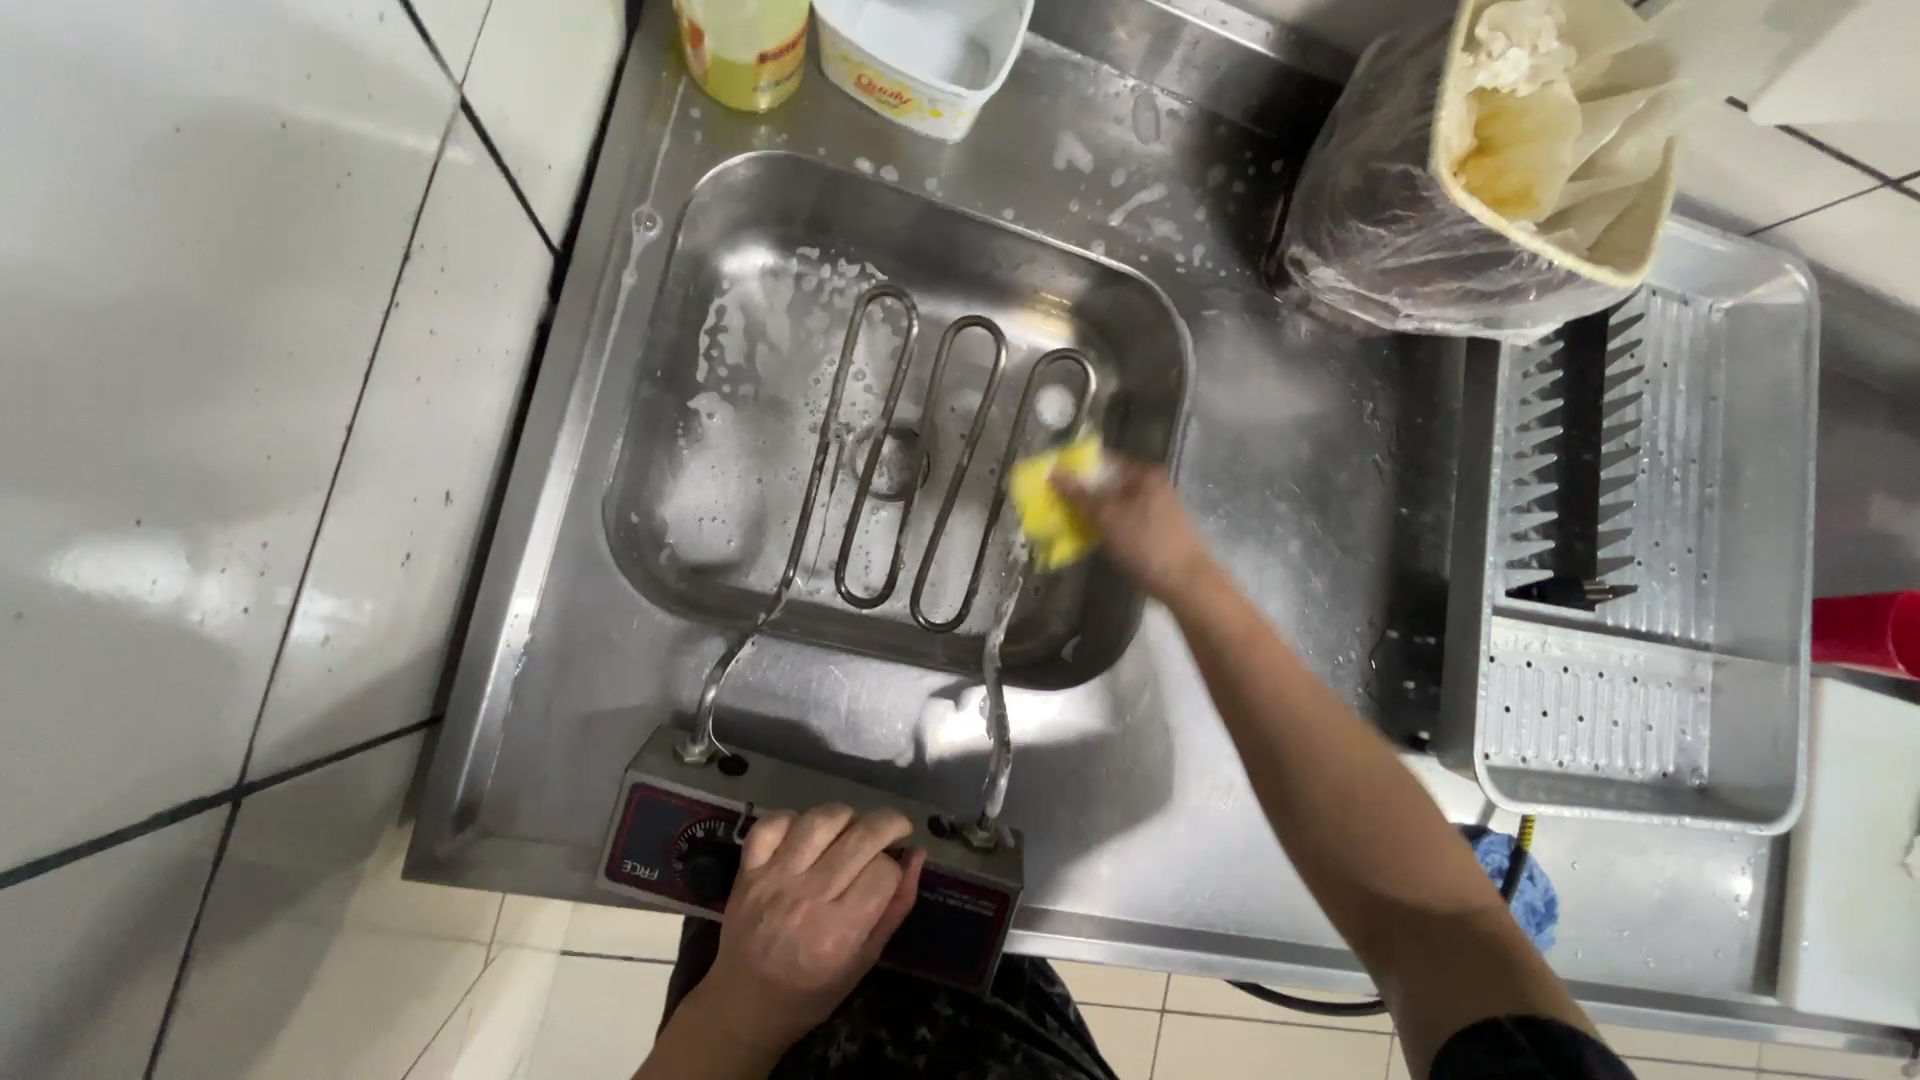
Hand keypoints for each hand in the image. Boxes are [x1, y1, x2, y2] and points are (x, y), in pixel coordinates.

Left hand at [695, 805, 924, 1054]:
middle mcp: (807, 899)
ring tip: (853, 829)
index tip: (891, 873)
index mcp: (838, 932)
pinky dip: (794, 818)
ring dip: (847, 816)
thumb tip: (917, 855)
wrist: (743, 1005)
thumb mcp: (864, 961)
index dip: (895, 866)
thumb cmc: (811, 991)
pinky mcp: (748, 870)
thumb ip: (895, 907)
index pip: (884, 871)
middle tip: (895, 830)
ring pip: (820, 820)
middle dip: (889, 824)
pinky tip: (807, 833)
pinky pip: (773, 824)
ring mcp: (773, 880)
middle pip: (861, 836)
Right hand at [1052, 455, 1214, 600]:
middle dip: (1083, 495)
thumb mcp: (1107, 516)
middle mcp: (1153, 486)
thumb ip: (1079, 494)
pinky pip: (1125, 522)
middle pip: (1109, 484)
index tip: (1053, 481)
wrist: (1186, 583)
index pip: (1104, 461)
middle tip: (1056, 506)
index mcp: (1144, 473)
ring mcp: (1158, 509)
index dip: (1077, 469)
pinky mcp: (1158, 531)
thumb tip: (1053, 472)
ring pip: (1116, 505)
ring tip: (1069, 524)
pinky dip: (1109, 528)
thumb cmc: (1145, 544)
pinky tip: (1093, 540)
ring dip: (1094, 514)